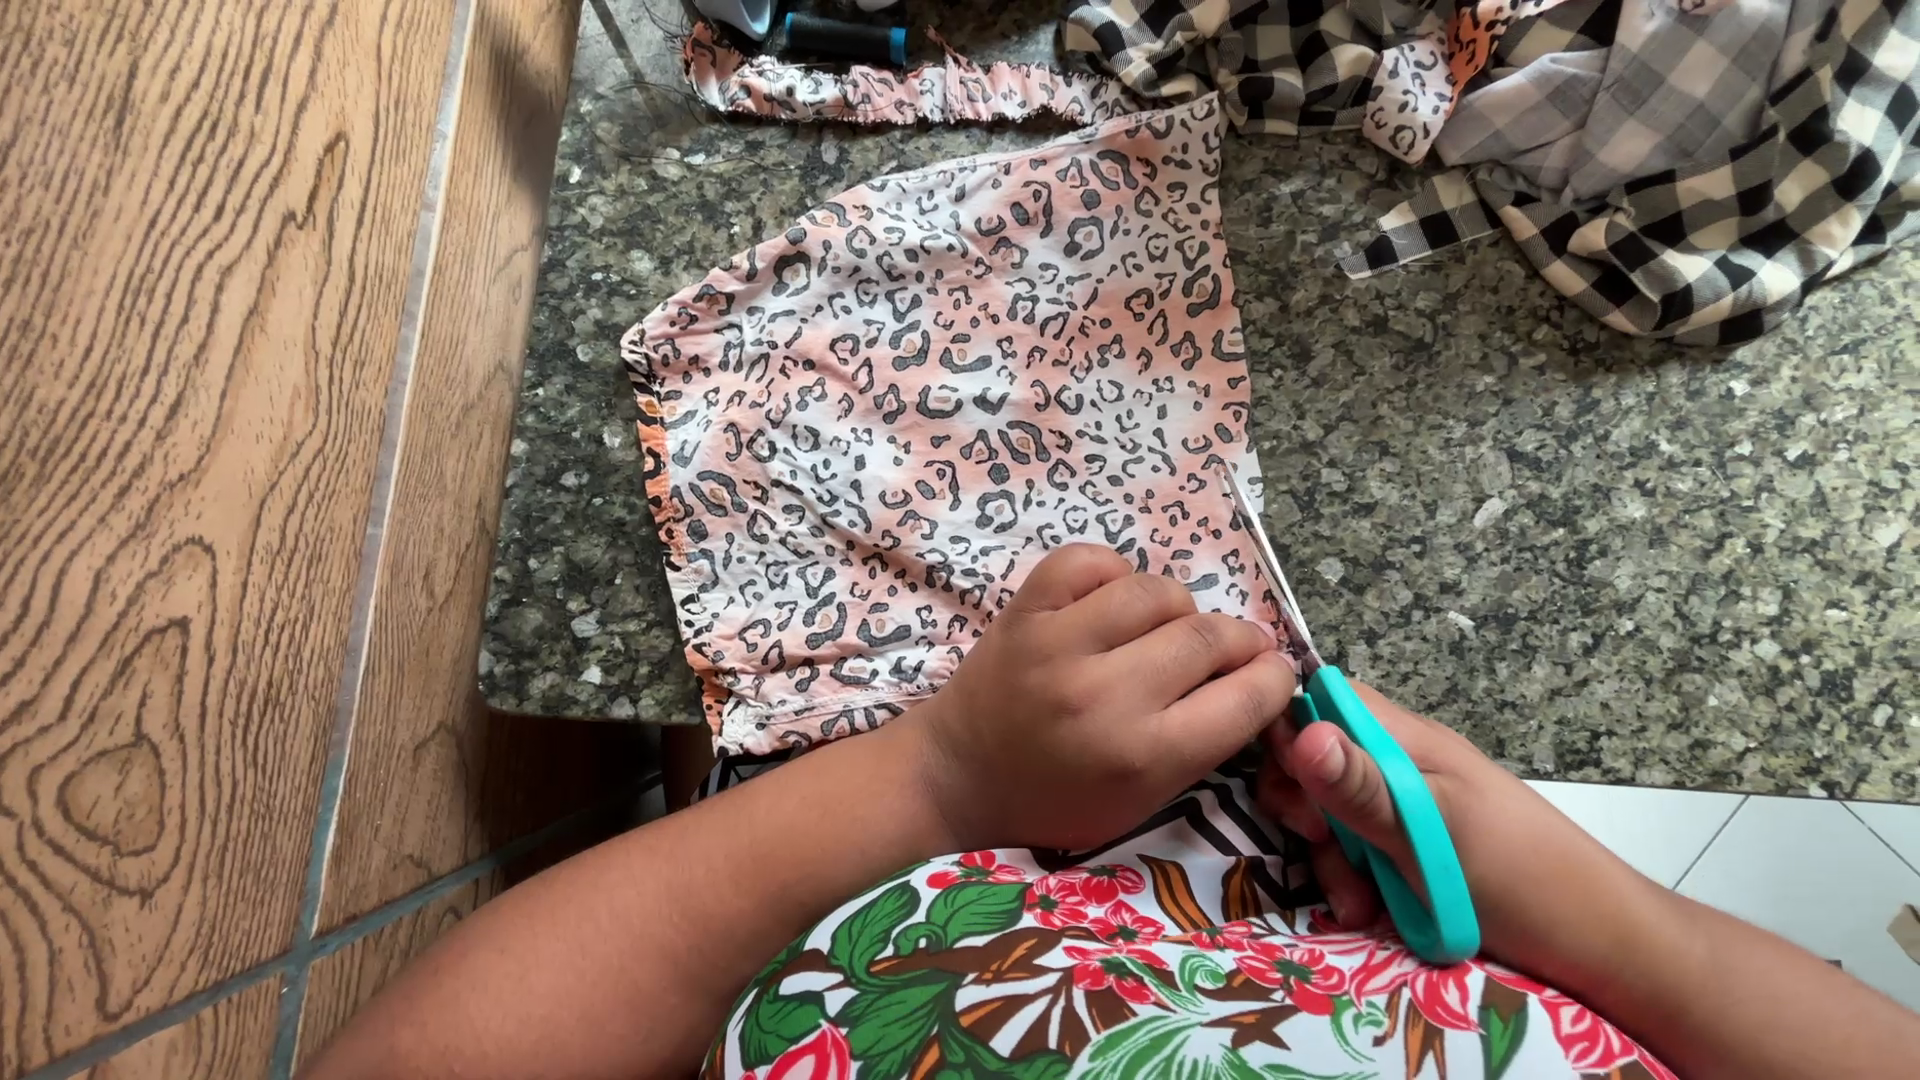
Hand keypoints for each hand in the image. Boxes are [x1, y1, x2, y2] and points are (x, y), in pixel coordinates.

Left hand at [905, 544, 1296, 852]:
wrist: (957, 774)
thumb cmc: (1052, 800)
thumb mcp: (1141, 800)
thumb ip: (1200, 743)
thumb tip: (1254, 677)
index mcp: (1143, 755)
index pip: (1246, 698)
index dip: (1274, 679)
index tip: (1269, 673)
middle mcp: (1105, 695)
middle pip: (1207, 636)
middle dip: (1238, 640)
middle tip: (1229, 649)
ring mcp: (1058, 644)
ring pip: (1156, 591)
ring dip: (1176, 608)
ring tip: (1163, 629)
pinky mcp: (1024, 610)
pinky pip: (1089, 561)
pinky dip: (1111, 573)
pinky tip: (1110, 601)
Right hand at [1256, 682, 1661, 974]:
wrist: (1611, 954)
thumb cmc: (1525, 880)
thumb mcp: (1434, 832)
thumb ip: (1361, 787)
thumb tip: (1299, 732)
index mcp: (1403, 738)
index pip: (1318, 699)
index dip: (1290, 731)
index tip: (1294, 785)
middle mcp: (1395, 763)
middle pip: (1311, 760)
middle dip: (1302, 806)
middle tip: (1317, 842)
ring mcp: (1400, 807)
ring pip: (1326, 812)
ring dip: (1326, 855)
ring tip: (1354, 901)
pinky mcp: (1404, 848)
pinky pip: (1352, 850)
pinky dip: (1348, 878)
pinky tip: (1365, 909)